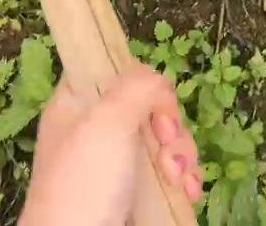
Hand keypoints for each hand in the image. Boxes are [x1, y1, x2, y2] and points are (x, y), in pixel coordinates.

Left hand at [18, 63, 203, 225]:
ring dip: (181, 152)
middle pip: (147, 103)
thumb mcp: (105, 121)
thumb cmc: (84, 183)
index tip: (152, 93)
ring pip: (165, 138)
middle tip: (166, 140)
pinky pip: (172, 172)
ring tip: (177, 177)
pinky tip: (189, 190)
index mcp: (77, 105)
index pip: (110, 69)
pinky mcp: (139, 196)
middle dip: (169, 121)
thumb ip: (137, 87)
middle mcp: (98, 132)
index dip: (137, 76)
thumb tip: (159, 81)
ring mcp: (120, 166)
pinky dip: (186, 177)